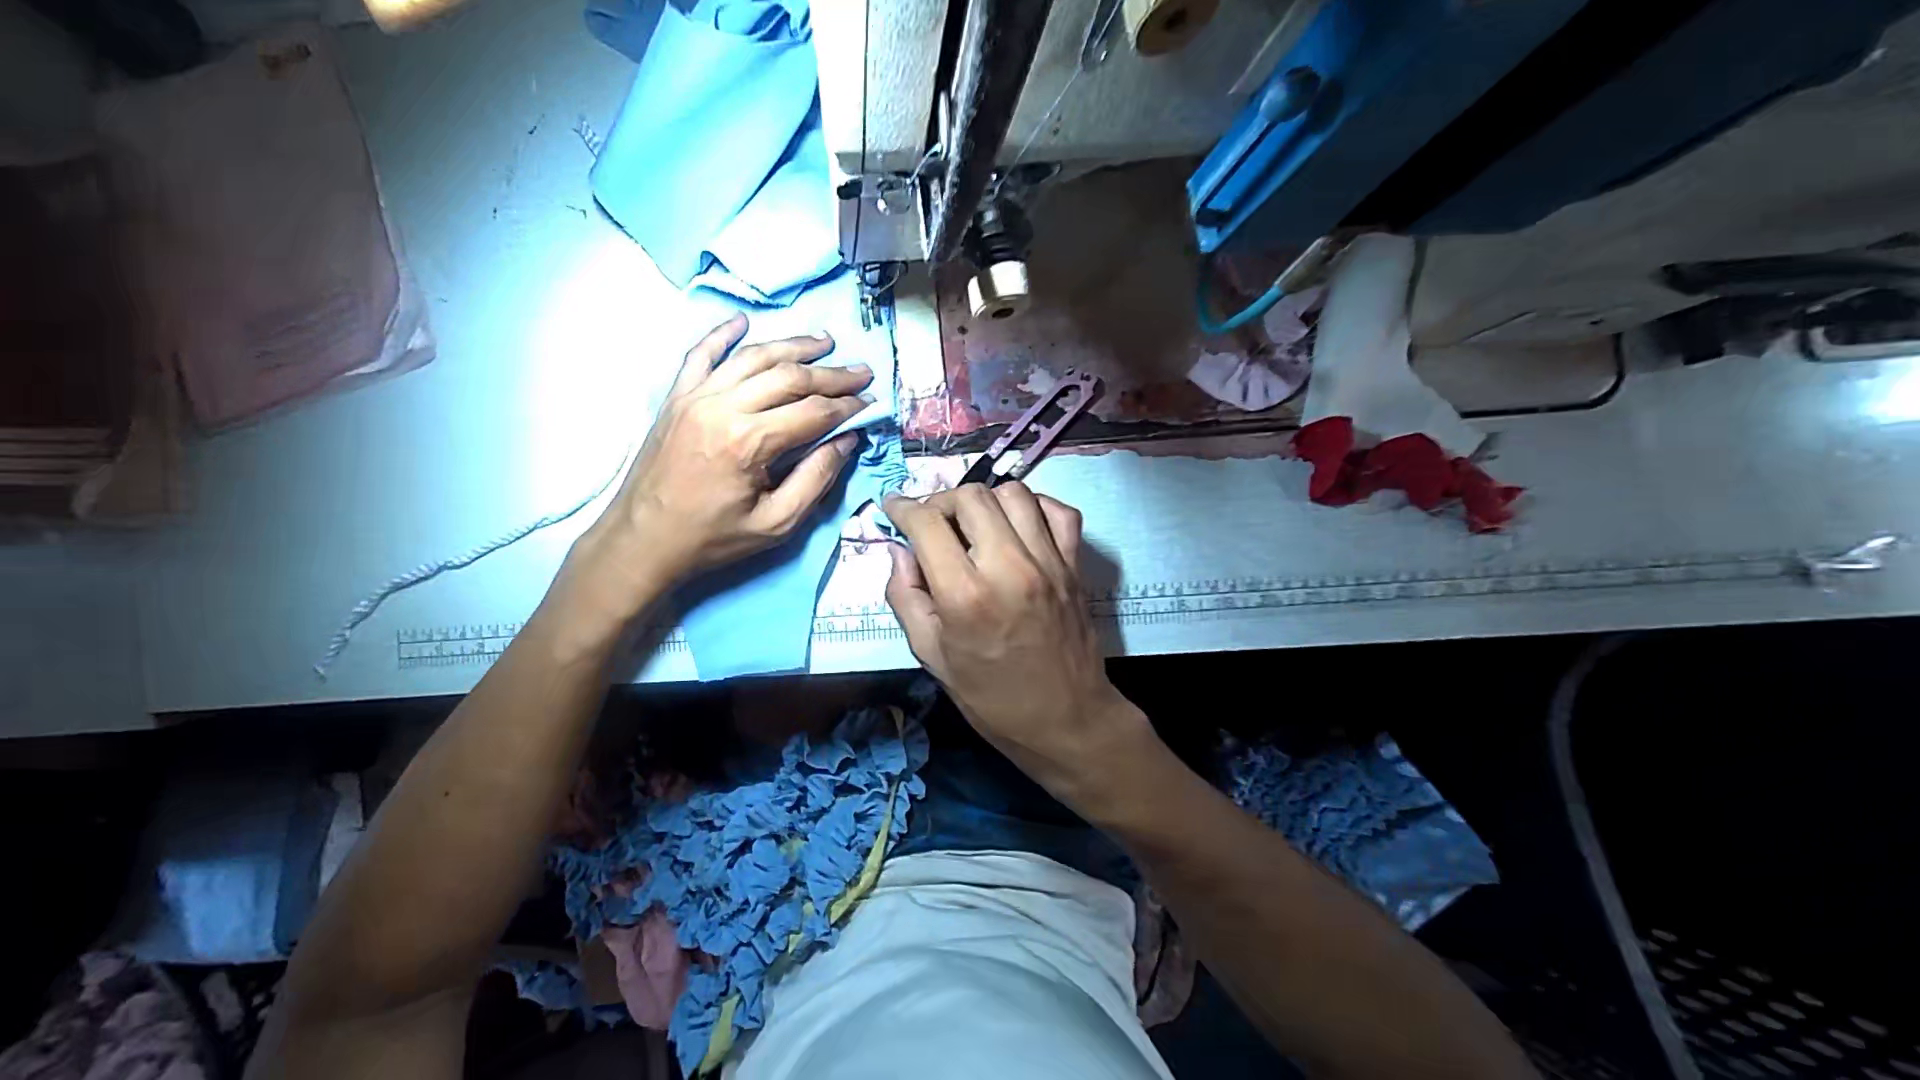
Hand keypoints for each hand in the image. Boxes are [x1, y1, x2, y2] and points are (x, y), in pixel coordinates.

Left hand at [560, 315, 872, 632]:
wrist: (642, 540)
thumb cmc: (712, 538)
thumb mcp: (776, 524)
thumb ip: (816, 479)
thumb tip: (846, 441)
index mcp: (749, 442)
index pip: (812, 411)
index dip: (847, 405)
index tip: (870, 401)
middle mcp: (722, 407)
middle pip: (788, 377)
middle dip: (830, 374)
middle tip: (860, 371)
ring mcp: (695, 397)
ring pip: (752, 357)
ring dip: (792, 346)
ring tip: (823, 342)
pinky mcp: (676, 397)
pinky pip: (700, 354)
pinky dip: (723, 334)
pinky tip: (743, 322)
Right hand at [884, 483, 1153, 809]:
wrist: (1066, 720)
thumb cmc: (992, 698)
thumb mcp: (932, 657)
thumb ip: (906, 598)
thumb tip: (899, 551)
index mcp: (965, 596)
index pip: (928, 523)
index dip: (903, 507)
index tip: (895, 507)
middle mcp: (1008, 567)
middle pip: (971, 496)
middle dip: (942, 501)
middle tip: (934, 523)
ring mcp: (1048, 562)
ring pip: (1014, 493)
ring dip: (985, 500)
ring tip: (974, 524)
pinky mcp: (1074, 565)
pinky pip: (1058, 510)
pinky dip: (1034, 507)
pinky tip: (1018, 526)